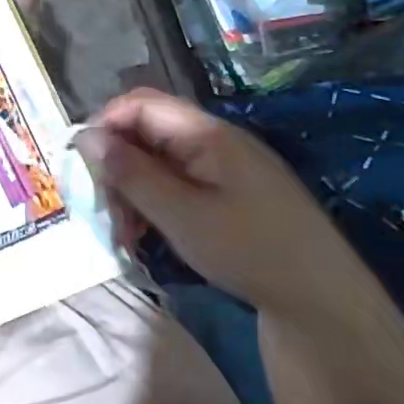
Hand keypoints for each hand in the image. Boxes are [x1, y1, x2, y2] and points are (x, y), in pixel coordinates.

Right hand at [78, 89, 361, 313]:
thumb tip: (87, 136)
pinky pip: (180, 182)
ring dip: (134, 188)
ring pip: (160, 160)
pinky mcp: (230, 192)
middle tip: (104, 208)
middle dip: (118, 164)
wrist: (321, 299)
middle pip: (149, 131)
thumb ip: (132, 173)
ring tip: (125, 230)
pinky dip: (156, 201)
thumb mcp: (180, 214)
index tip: (83, 163)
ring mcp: (225, 166)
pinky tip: (148, 233)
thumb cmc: (248, 249)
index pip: (141, 104)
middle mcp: (214, 140)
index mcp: (206, 133)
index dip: (106, 124)